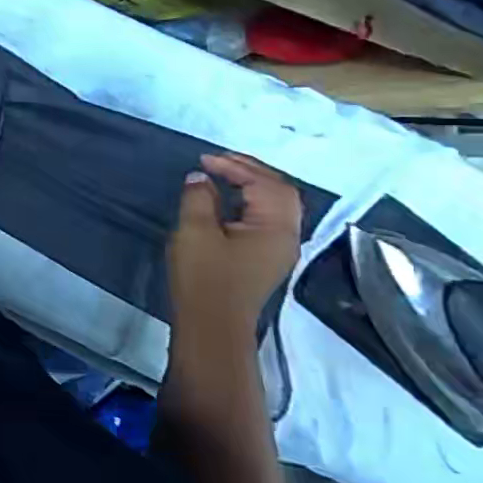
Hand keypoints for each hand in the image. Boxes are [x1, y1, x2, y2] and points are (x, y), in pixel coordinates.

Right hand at [168, 153, 303, 337]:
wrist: (212, 323)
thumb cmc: (204, 276)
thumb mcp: (194, 232)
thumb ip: (199, 199)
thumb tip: (200, 178)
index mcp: (276, 227)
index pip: (264, 184)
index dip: (236, 166)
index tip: (203, 159)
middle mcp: (287, 234)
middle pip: (280, 191)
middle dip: (251, 170)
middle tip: (217, 160)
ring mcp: (279, 247)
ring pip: (276, 205)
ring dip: (252, 185)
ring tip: (221, 174)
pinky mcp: (265, 256)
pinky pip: (266, 217)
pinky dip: (249, 201)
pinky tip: (226, 200)